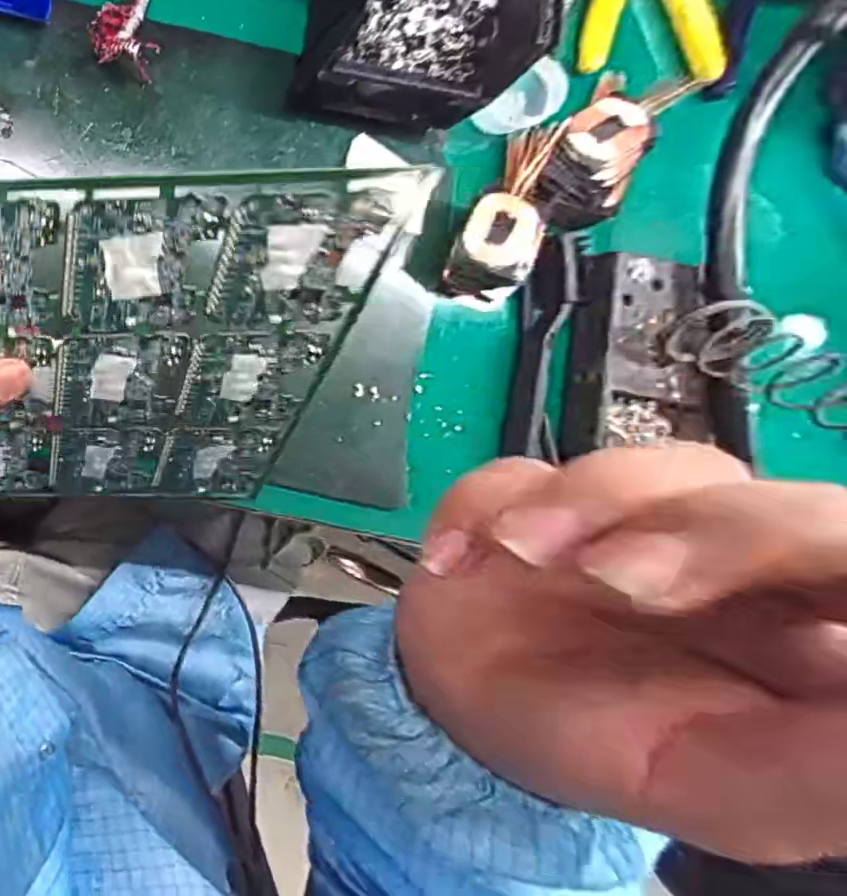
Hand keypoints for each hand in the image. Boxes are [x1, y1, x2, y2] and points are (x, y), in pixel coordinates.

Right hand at [397, 445, 846, 863]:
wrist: (465, 715)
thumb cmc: (610, 756)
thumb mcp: (737, 796)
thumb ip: (827, 768)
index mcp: (817, 623)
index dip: (808, 547)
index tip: (719, 595)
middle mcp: (735, 562)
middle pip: (761, 496)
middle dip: (698, 527)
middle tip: (611, 578)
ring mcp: (621, 523)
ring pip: (648, 468)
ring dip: (579, 500)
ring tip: (517, 552)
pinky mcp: (528, 501)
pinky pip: (513, 473)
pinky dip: (476, 507)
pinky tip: (454, 562)